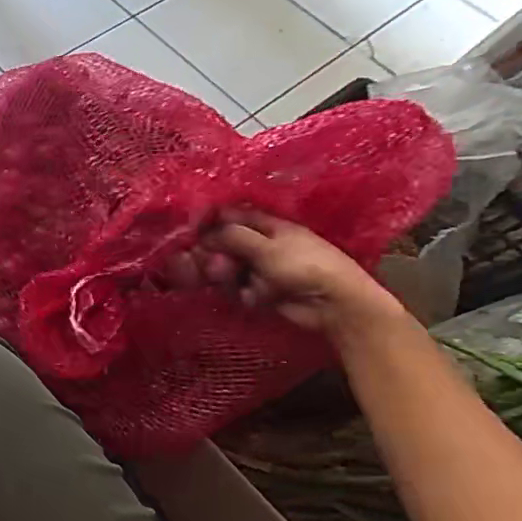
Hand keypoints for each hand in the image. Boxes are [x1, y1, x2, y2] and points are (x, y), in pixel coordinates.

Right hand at [198, 208, 404, 339]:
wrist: (334, 304)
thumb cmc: (305, 265)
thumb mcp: (267, 246)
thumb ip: (231, 237)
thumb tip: (202, 234)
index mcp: (266, 224)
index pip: (229, 216)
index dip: (207, 222)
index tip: (188, 231)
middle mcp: (259, 244)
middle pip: (221, 244)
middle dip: (209, 252)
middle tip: (201, 261)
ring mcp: (258, 268)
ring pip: (225, 267)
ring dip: (220, 274)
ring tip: (225, 279)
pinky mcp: (258, 291)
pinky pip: (236, 288)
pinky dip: (237, 292)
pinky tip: (248, 296)